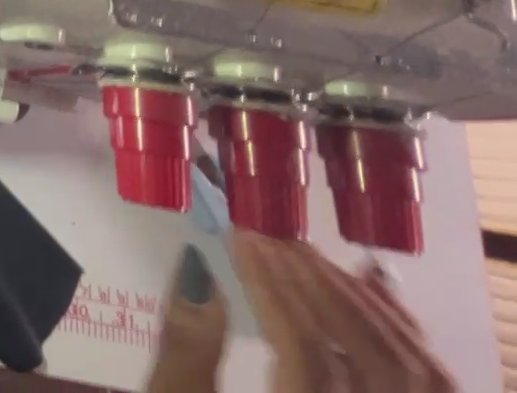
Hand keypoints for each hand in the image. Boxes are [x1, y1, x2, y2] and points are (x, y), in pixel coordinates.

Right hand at [145, 233, 453, 392]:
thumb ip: (184, 353)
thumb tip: (195, 270)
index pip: (309, 354)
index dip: (273, 288)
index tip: (240, 238)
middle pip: (379, 362)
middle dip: (320, 286)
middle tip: (269, 235)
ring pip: (418, 375)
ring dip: (362, 304)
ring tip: (303, 255)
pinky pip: (428, 389)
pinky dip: (400, 333)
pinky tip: (370, 288)